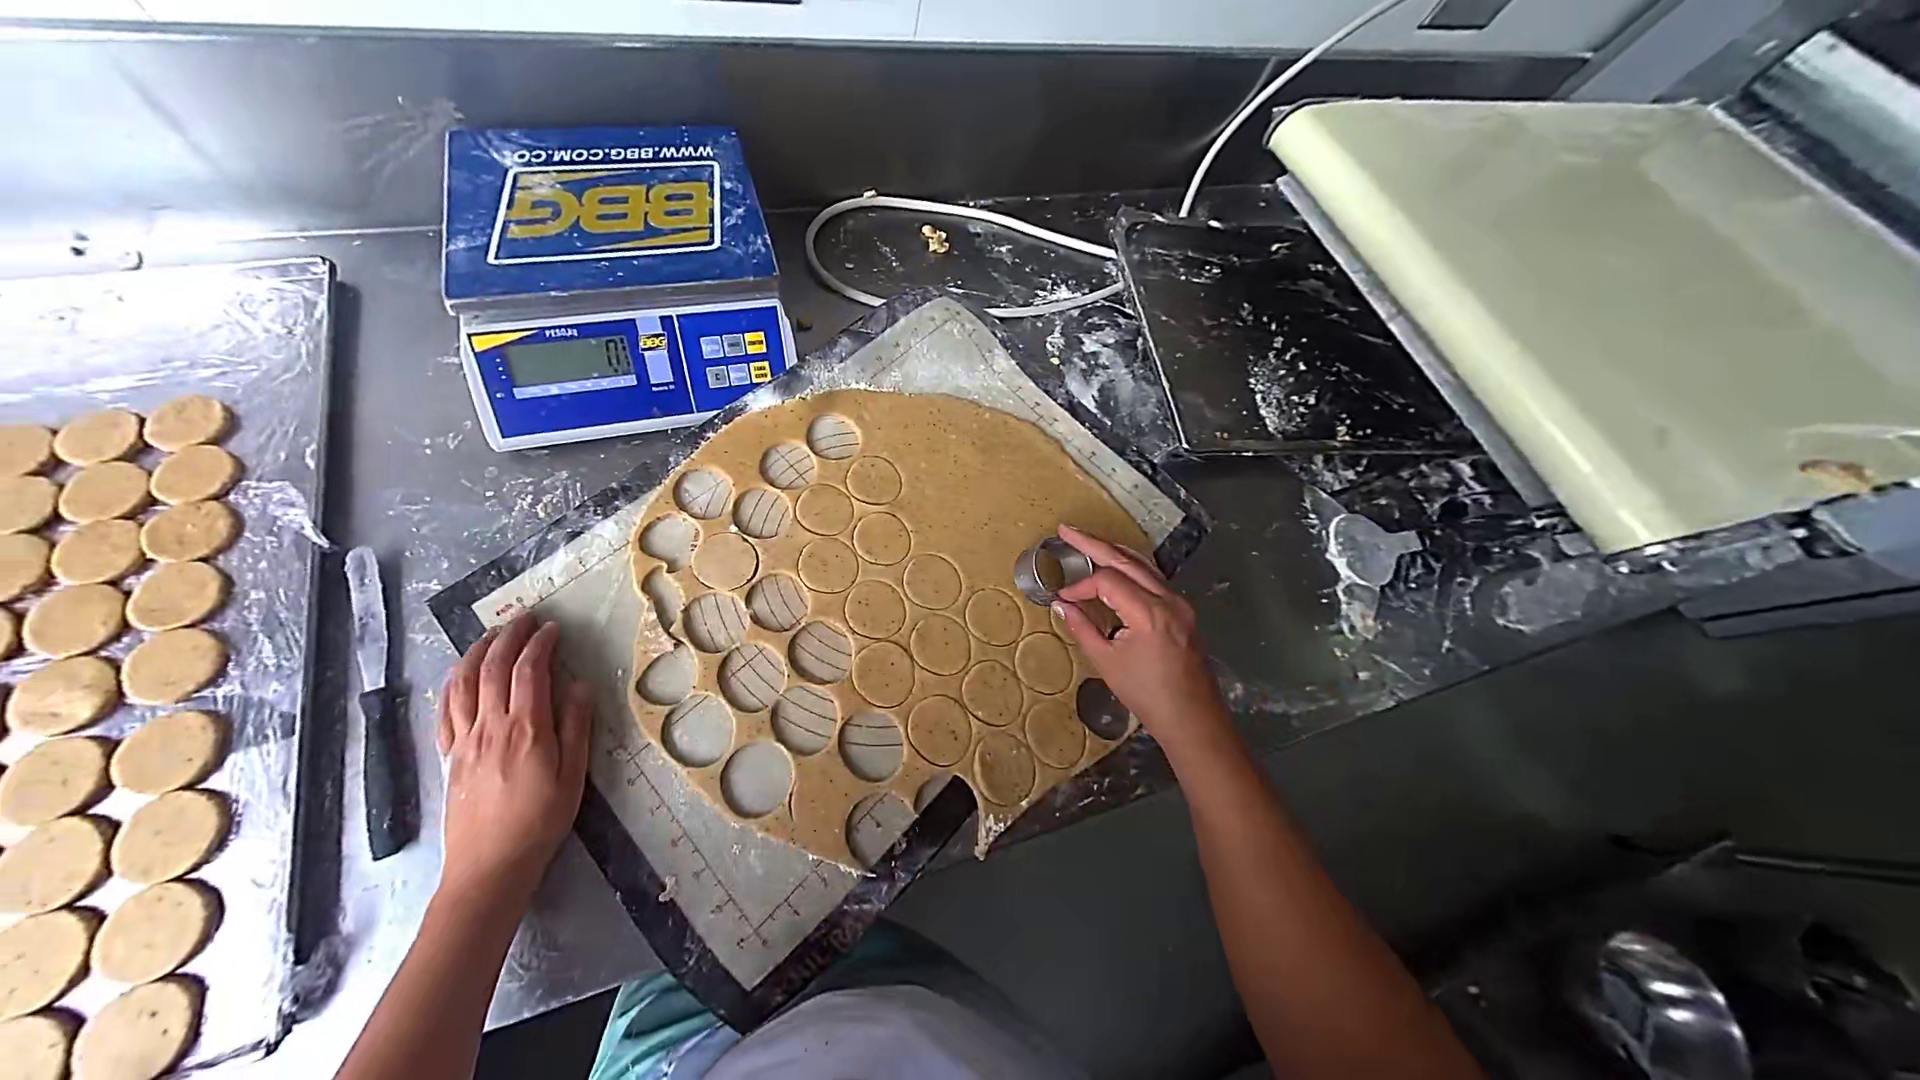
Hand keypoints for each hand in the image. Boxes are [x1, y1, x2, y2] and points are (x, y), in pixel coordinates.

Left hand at [435, 613, 591, 909]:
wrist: (489, 866)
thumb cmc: (541, 821)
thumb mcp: (573, 776)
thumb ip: (576, 727)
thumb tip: (579, 686)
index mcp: (525, 730)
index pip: (530, 673)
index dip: (540, 645)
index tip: (554, 629)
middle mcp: (490, 728)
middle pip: (493, 669)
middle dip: (509, 637)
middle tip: (525, 618)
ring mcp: (464, 741)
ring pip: (463, 683)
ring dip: (477, 652)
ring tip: (493, 634)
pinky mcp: (450, 756)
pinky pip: (445, 710)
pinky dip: (452, 683)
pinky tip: (460, 674)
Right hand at [1053, 525, 1229, 752]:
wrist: (1192, 718)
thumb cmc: (1147, 695)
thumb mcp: (1106, 662)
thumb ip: (1082, 627)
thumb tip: (1061, 604)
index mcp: (1149, 613)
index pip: (1108, 581)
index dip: (1081, 585)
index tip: (1062, 597)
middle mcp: (1169, 600)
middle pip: (1127, 560)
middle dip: (1095, 543)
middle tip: (1067, 530)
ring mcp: (1180, 604)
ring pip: (1144, 565)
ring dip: (1115, 551)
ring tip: (1088, 541)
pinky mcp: (1183, 612)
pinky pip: (1154, 579)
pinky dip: (1131, 568)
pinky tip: (1116, 566)